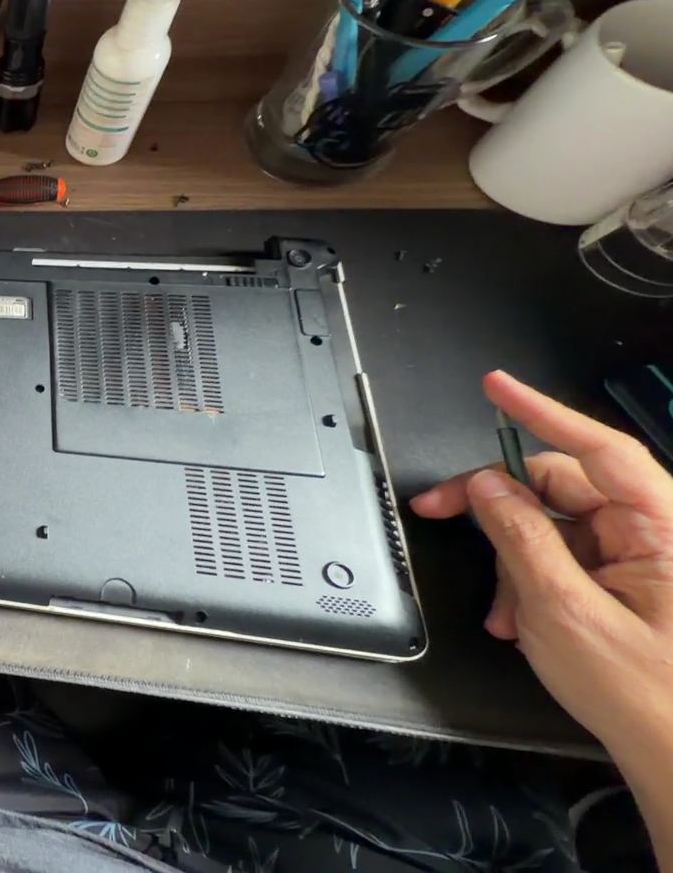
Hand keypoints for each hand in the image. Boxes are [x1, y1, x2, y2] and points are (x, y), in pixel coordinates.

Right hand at [411, 371, 672, 748]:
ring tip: (502, 605)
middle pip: (561, 487)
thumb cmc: (650, 698)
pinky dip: (527, 578)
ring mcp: (647, 563)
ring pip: (552, 525)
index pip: (603, 452)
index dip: (543, 413)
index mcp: (669, 537)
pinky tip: (518, 613)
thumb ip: (521, 538)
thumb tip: (486, 486)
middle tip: (437, 511)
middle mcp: (662, 540)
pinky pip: (562, 556)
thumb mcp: (563, 610)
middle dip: (495, 502)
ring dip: (510, 557)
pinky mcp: (633, 584)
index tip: (496, 386)